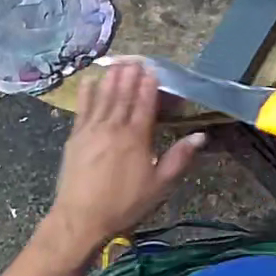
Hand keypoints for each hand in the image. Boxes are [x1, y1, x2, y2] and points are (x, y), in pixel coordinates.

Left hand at [40, 61, 203, 256]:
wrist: (81, 216)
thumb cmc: (124, 204)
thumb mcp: (159, 185)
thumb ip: (179, 158)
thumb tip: (200, 136)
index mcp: (136, 137)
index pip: (145, 104)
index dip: (149, 85)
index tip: (152, 69)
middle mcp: (114, 127)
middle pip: (123, 95)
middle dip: (130, 75)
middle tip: (136, 58)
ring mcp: (92, 129)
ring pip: (103, 96)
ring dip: (111, 78)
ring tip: (117, 62)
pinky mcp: (75, 136)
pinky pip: (82, 108)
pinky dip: (87, 93)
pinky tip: (89, 81)